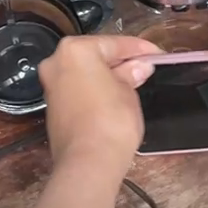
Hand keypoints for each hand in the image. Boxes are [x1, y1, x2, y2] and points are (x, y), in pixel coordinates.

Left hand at [38, 35, 160, 175]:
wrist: (88, 163)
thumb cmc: (112, 120)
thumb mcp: (128, 92)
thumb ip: (131, 74)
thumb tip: (139, 67)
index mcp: (75, 50)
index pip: (114, 44)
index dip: (139, 49)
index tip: (156, 54)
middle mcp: (56, 63)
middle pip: (95, 56)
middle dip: (121, 62)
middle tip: (146, 68)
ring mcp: (51, 86)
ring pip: (85, 73)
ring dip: (107, 76)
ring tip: (135, 82)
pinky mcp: (53, 108)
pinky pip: (79, 90)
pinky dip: (95, 90)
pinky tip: (115, 97)